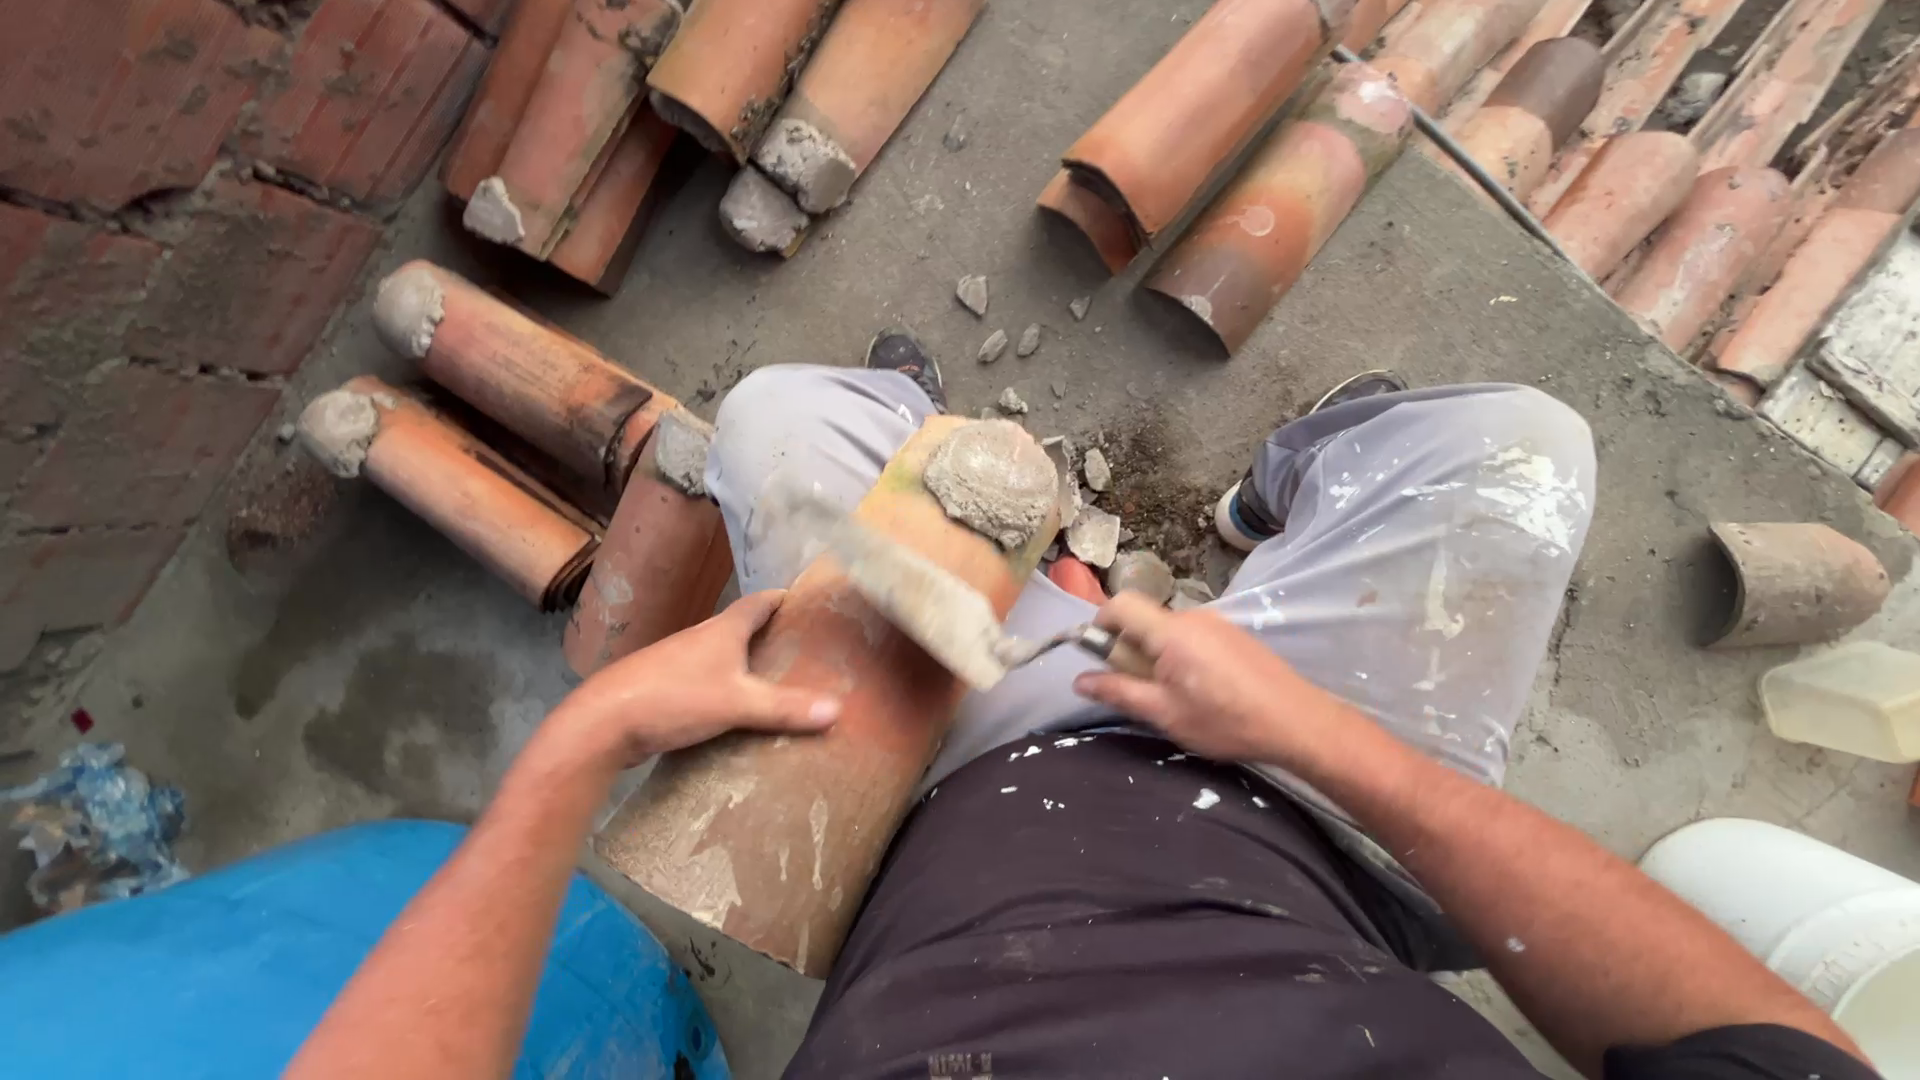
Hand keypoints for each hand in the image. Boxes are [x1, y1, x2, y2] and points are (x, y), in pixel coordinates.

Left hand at [549, 590, 841, 767]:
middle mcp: (700, 638)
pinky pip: (707, 683)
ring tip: (778, 681)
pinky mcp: (664, 690)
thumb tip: (837, 710)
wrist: (601, 725)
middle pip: (742, 628)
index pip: (760, 601)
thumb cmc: (673, 698)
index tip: (808, 603)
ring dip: (748, 664)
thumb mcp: (737, 704)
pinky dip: (727, 690)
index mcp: (722, 629)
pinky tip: (738, 712)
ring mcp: (679, 663)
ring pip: (723, 657)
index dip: (784, 599)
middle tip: (804, 648)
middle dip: (772, 634)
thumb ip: (785, 708)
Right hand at [1071, 592, 1361, 766]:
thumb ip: (1118, 692)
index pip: (1119, 604)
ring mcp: (1216, 622)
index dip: (1100, 626)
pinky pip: (1191, 636)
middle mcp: (1191, 617)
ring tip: (1177, 696)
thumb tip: (1079, 680)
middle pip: (1143, 621)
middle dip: (1132, 651)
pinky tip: (1204, 690)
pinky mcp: (1233, 634)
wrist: (1299, 723)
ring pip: (1167, 631)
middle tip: (1144, 692)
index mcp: (1170, 632)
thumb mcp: (1164, 713)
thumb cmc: (1226, 721)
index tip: (1102, 659)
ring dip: (1158, 657)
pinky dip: (1182, 656)